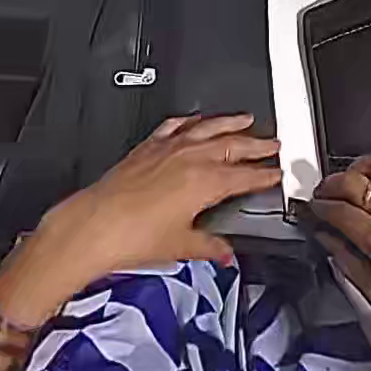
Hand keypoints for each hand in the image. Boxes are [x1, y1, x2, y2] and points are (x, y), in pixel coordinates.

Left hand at [0, 114, 280, 324]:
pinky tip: (196, 119)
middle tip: (273, 143)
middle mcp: (191, 159)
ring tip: (246, 118)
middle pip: (234, 145)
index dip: (264, 174)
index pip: (245, 175)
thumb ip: (209, 246)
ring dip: (231, 122)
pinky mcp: (149, 146)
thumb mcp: (180, 246)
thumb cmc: (134, 237)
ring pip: (209, 128)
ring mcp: (170, 148)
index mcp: (205, 182)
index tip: (276, 172)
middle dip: (257, 144)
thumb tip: (224, 252)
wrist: (94, 225)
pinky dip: (191, 120)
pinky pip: (176, 125)